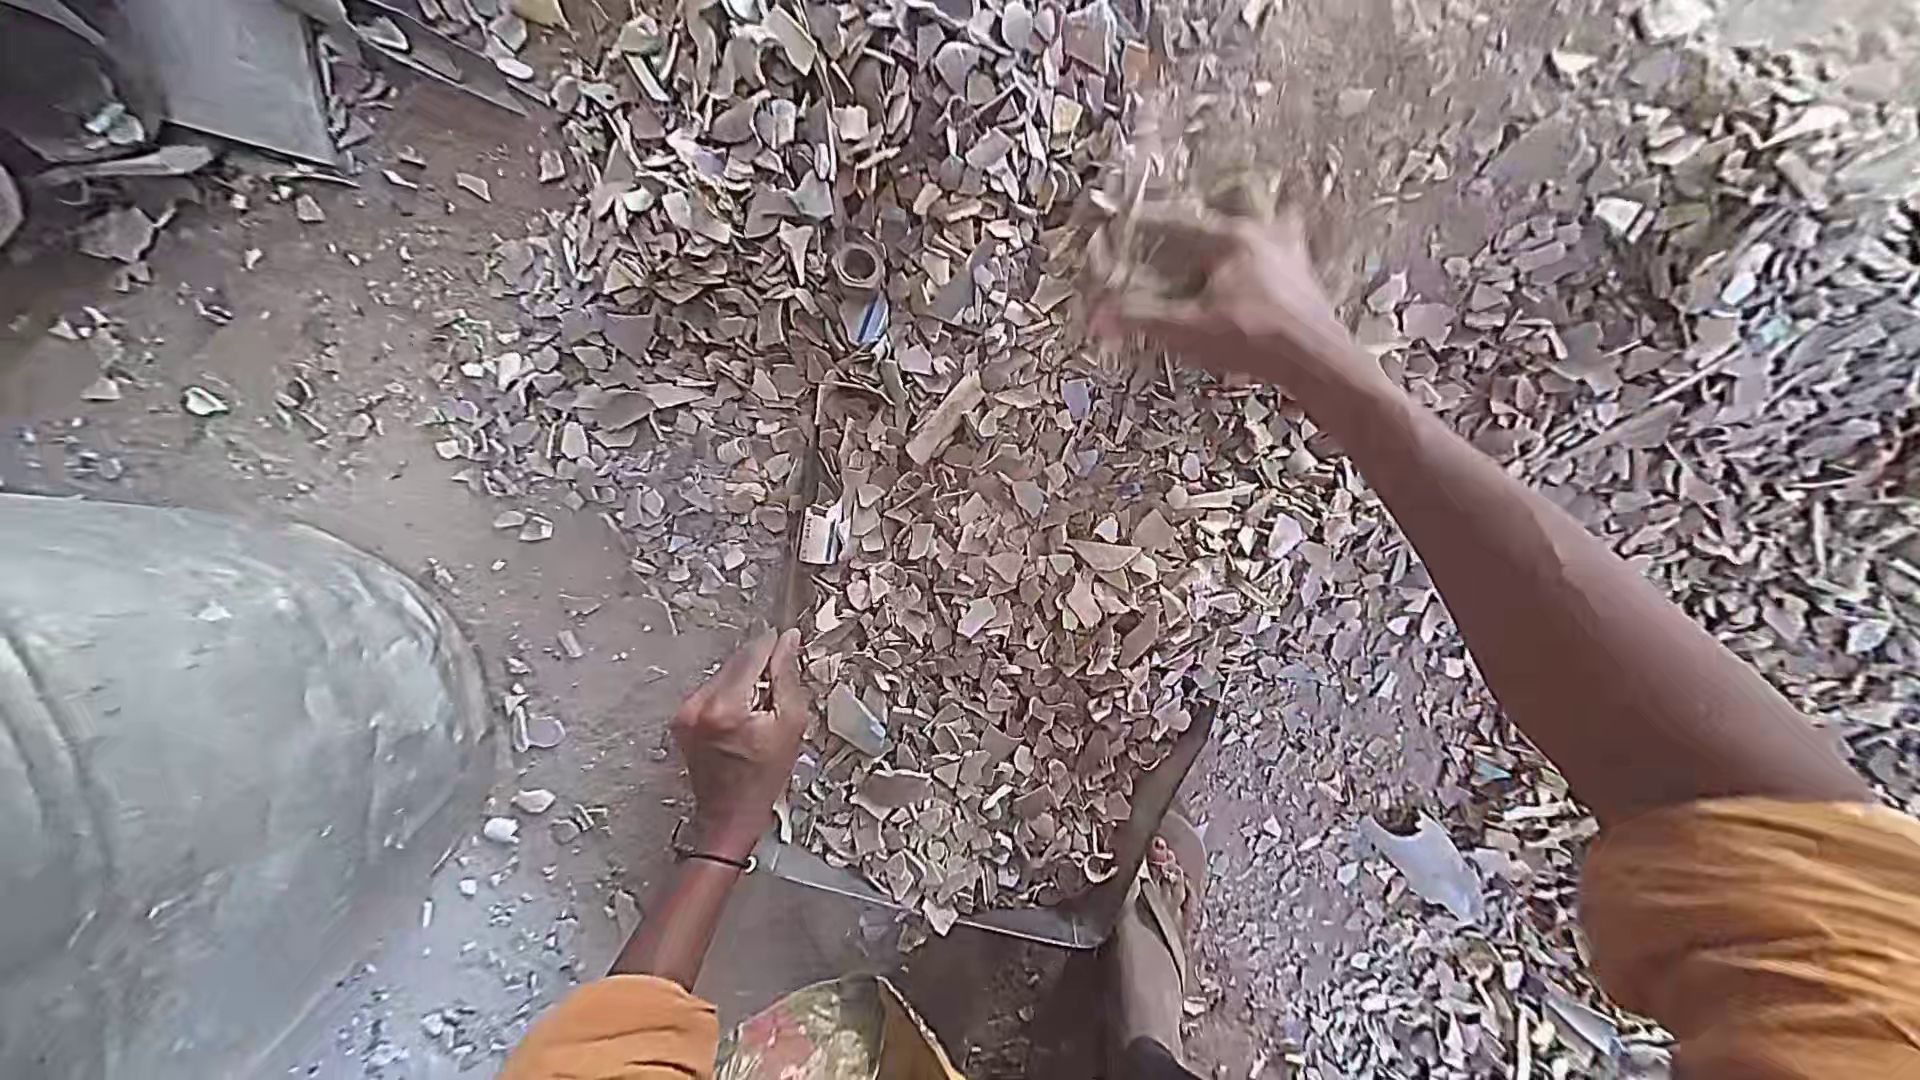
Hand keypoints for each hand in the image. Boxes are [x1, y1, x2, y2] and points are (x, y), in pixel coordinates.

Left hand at [670, 627, 808, 860]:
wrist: (731, 813)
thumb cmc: (763, 778)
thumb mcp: (791, 723)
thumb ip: (787, 677)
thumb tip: (788, 642)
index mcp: (726, 707)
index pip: (751, 654)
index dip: (773, 644)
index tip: (788, 639)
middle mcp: (698, 706)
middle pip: (736, 661)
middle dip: (760, 663)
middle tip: (780, 681)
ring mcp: (686, 713)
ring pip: (724, 673)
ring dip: (746, 678)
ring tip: (762, 707)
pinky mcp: (682, 718)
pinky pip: (712, 689)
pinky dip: (732, 693)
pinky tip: (745, 715)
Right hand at [1096, 210, 1380, 393]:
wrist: (1313, 361)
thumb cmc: (1255, 340)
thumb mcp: (1187, 331)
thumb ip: (1142, 320)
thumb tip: (1100, 319)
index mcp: (1231, 241)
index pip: (1177, 223)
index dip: (1146, 223)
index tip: (1127, 222)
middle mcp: (1264, 236)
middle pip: (1219, 218)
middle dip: (1196, 223)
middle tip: (1176, 228)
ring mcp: (1288, 254)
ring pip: (1257, 227)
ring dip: (1236, 231)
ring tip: (1223, 238)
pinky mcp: (1301, 277)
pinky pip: (1280, 251)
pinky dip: (1267, 252)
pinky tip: (1262, 265)